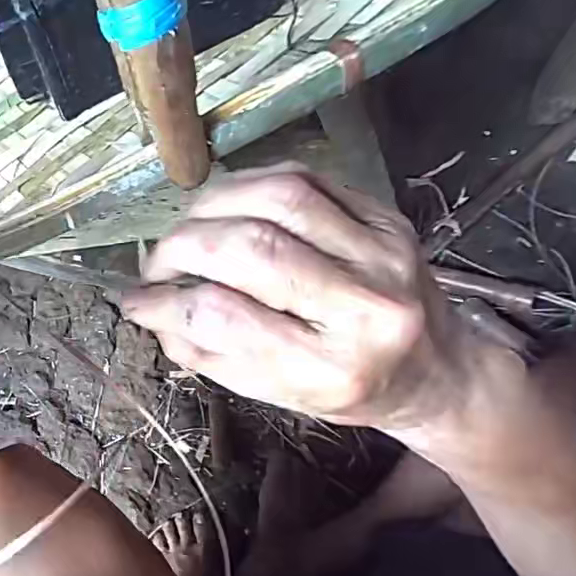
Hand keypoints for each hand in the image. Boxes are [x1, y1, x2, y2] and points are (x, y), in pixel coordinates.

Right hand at [121, 165, 514, 430]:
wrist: (439, 370)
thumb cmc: (354, 393)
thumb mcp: (281, 397)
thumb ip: (212, 356)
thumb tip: (151, 311)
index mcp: (332, 369)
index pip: (224, 318)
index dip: (165, 303)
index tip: (136, 302)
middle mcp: (363, 306)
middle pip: (249, 247)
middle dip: (180, 247)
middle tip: (157, 263)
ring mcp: (383, 252)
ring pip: (277, 198)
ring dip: (210, 206)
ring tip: (186, 229)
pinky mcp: (387, 216)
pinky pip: (307, 178)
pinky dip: (252, 184)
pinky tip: (229, 205)